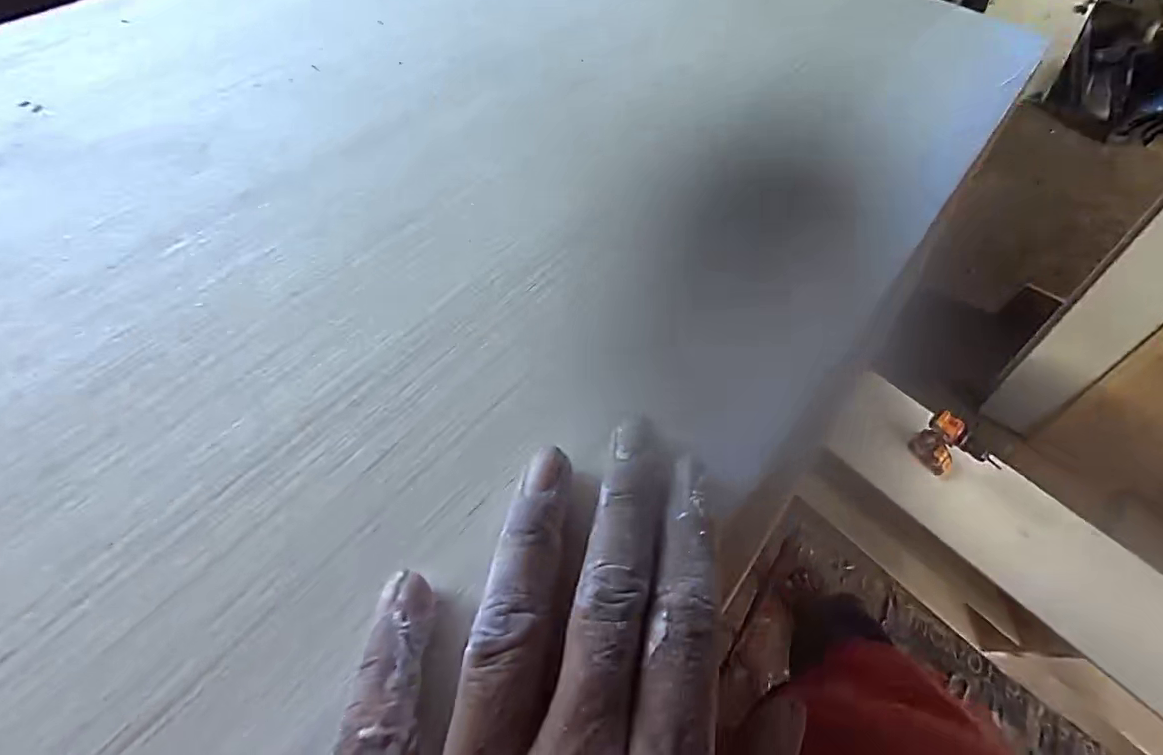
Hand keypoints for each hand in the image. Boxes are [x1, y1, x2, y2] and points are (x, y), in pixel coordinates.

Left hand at [334, 422, 717, 754]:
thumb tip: (780, 699)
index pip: (672, 646)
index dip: (684, 555)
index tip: (686, 479)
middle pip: (601, 623)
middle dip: (623, 523)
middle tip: (631, 438)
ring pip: (509, 643)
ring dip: (529, 548)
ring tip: (546, 466)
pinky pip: (381, 730)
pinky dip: (392, 654)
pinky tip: (404, 582)